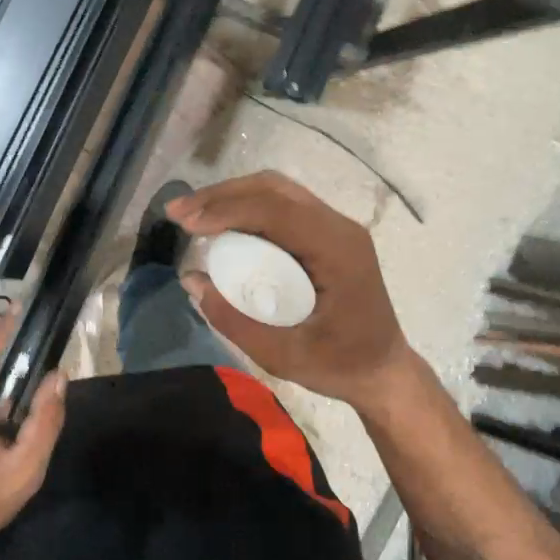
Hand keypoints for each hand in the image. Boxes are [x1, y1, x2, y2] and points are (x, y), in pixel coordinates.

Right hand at [167, 171, 415, 407]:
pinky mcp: (326, 232)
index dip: (227, 210)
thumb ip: (235, 320)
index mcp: (338, 252)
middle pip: (273, 189)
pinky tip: (218, 222)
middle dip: (220, 196)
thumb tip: (191, 279)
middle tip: (177, 214)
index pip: (277, 212)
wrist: (382, 371)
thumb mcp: (283, 355)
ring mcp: (335, 226)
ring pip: (275, 190)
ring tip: (190, 215)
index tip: (186, 224)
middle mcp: (340, 228)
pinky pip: (280, 205)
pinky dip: (244, 207)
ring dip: (229, 197)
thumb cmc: (338, 365)